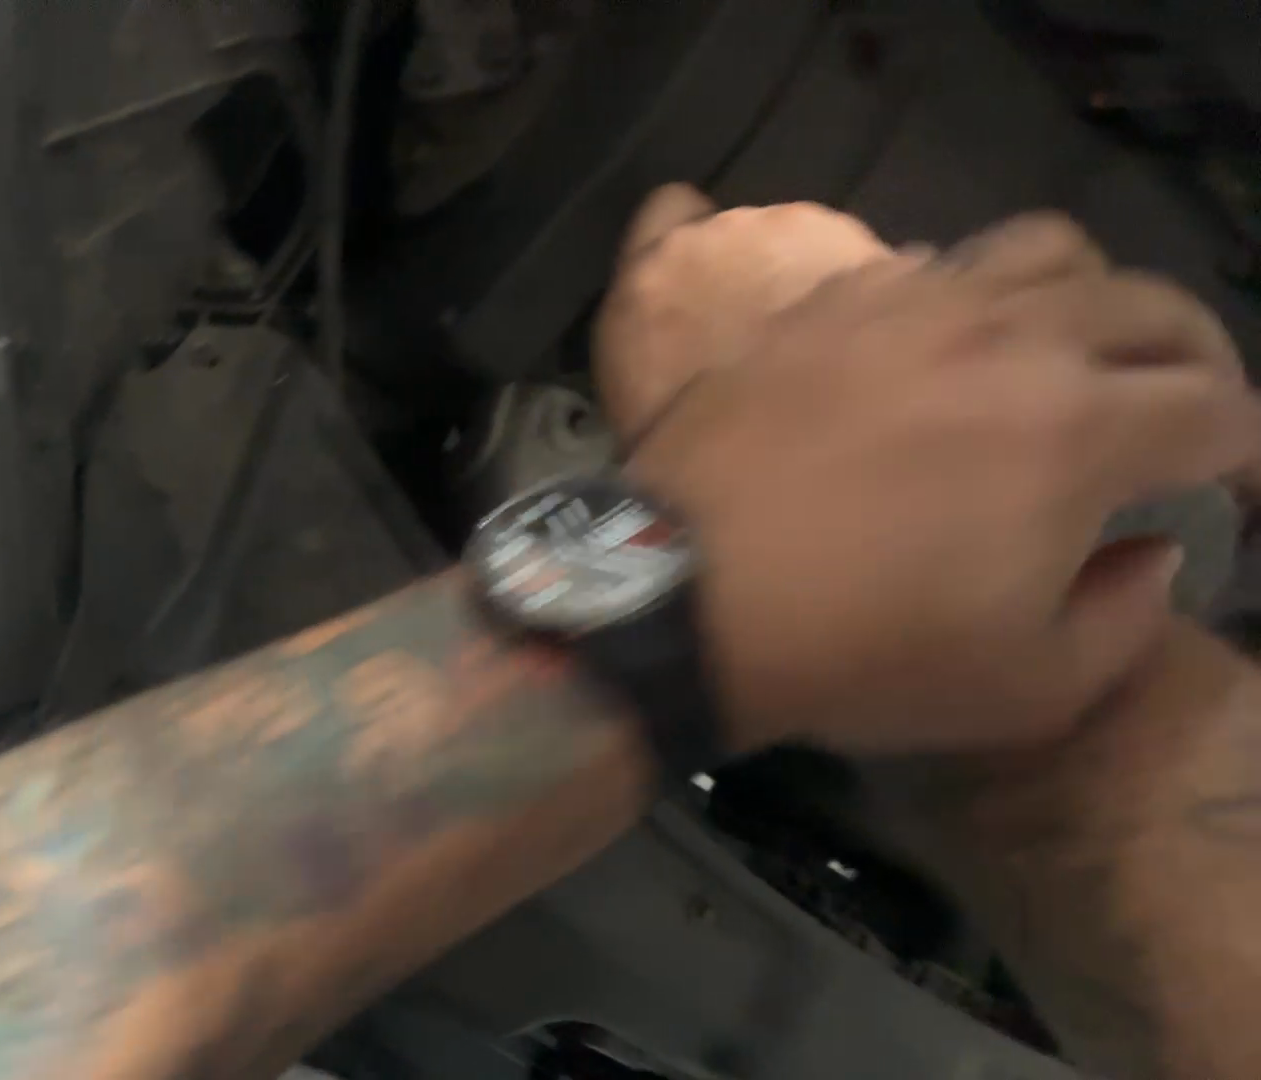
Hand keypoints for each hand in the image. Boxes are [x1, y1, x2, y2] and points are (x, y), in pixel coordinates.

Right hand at [596, 184, 901, 431]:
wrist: (778, 443)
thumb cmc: (679, 436)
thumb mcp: (633, 384)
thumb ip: (652, 333)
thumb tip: (676, 330)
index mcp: (648, 272)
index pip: (665, 209)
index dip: (680, 237)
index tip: (690, 280)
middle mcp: (720, 233)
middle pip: (735, 231)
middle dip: (743, 267)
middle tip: (751, 329)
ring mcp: (798, 232)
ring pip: (795, 242)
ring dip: (795, 279)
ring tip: (807, 341)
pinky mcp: (867, 248)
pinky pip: (852, 263)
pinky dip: (851, 292)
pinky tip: (851, 342)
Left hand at [596, 187, 1260, 755]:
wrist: (671, 600)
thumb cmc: (840, 654)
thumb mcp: (1020, 688)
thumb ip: (1124, 618)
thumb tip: (1150, 548)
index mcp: (1077, 428)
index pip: (1219, 408)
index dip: (1229, 454)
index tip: (1199, 486)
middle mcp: (995, 341)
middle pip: (1145, 304)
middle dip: (1177, 357)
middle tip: (1147, 409)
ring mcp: (886, 316)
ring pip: (1028, 251)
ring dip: (1065, 297)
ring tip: (1037, 354)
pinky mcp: (798, 319)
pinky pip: (901, 266)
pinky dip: (940, 293)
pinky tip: (917, 344)